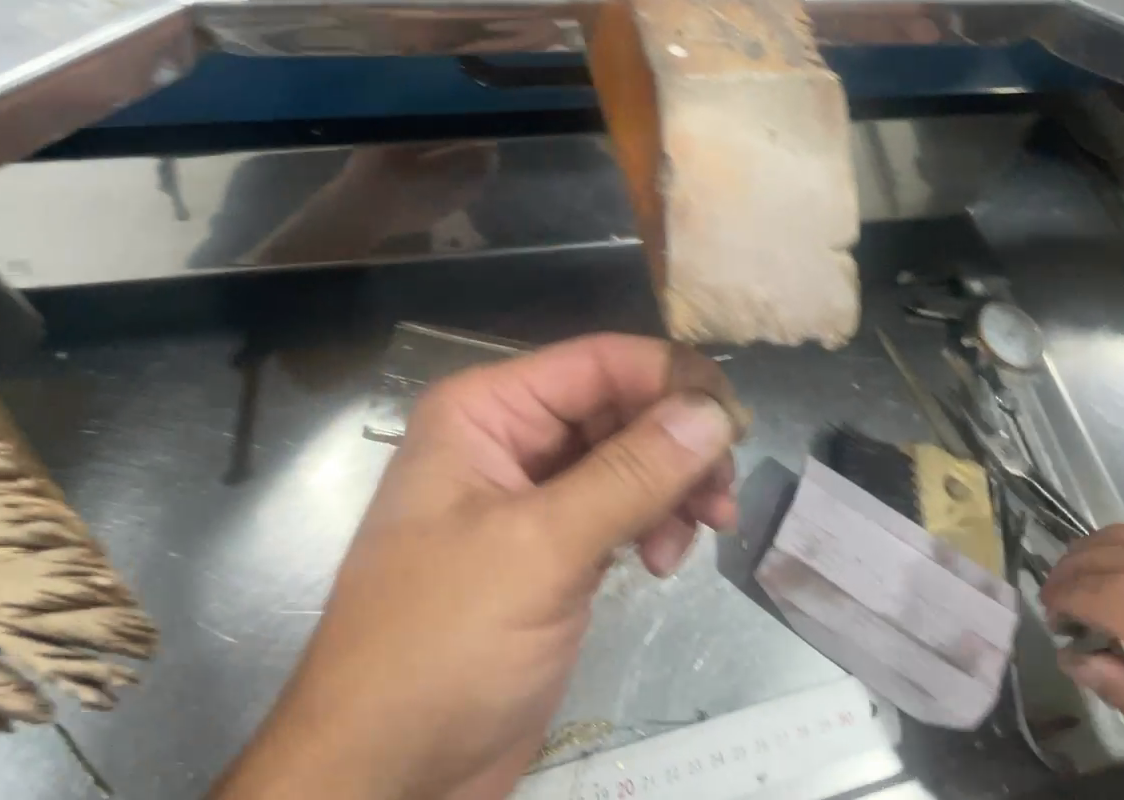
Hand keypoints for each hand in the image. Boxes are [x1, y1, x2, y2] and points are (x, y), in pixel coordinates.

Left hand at [210, 334, 741, 799]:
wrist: (387, 767)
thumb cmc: (441, 642)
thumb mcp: (539, 550)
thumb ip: (630, 475)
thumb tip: (712, 410)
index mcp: (484, 410)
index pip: (596, 363)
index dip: (670, 379)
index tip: (736, 423)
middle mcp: (506, 438)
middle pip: (617, 409)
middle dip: (676, 445)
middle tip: (723, 497)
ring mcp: (529, 496)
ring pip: (626, 460)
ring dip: (672, 490)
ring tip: (698, 537)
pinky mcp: (550, 550)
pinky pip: (619, 510)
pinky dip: (653, 525)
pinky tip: (664, 563)